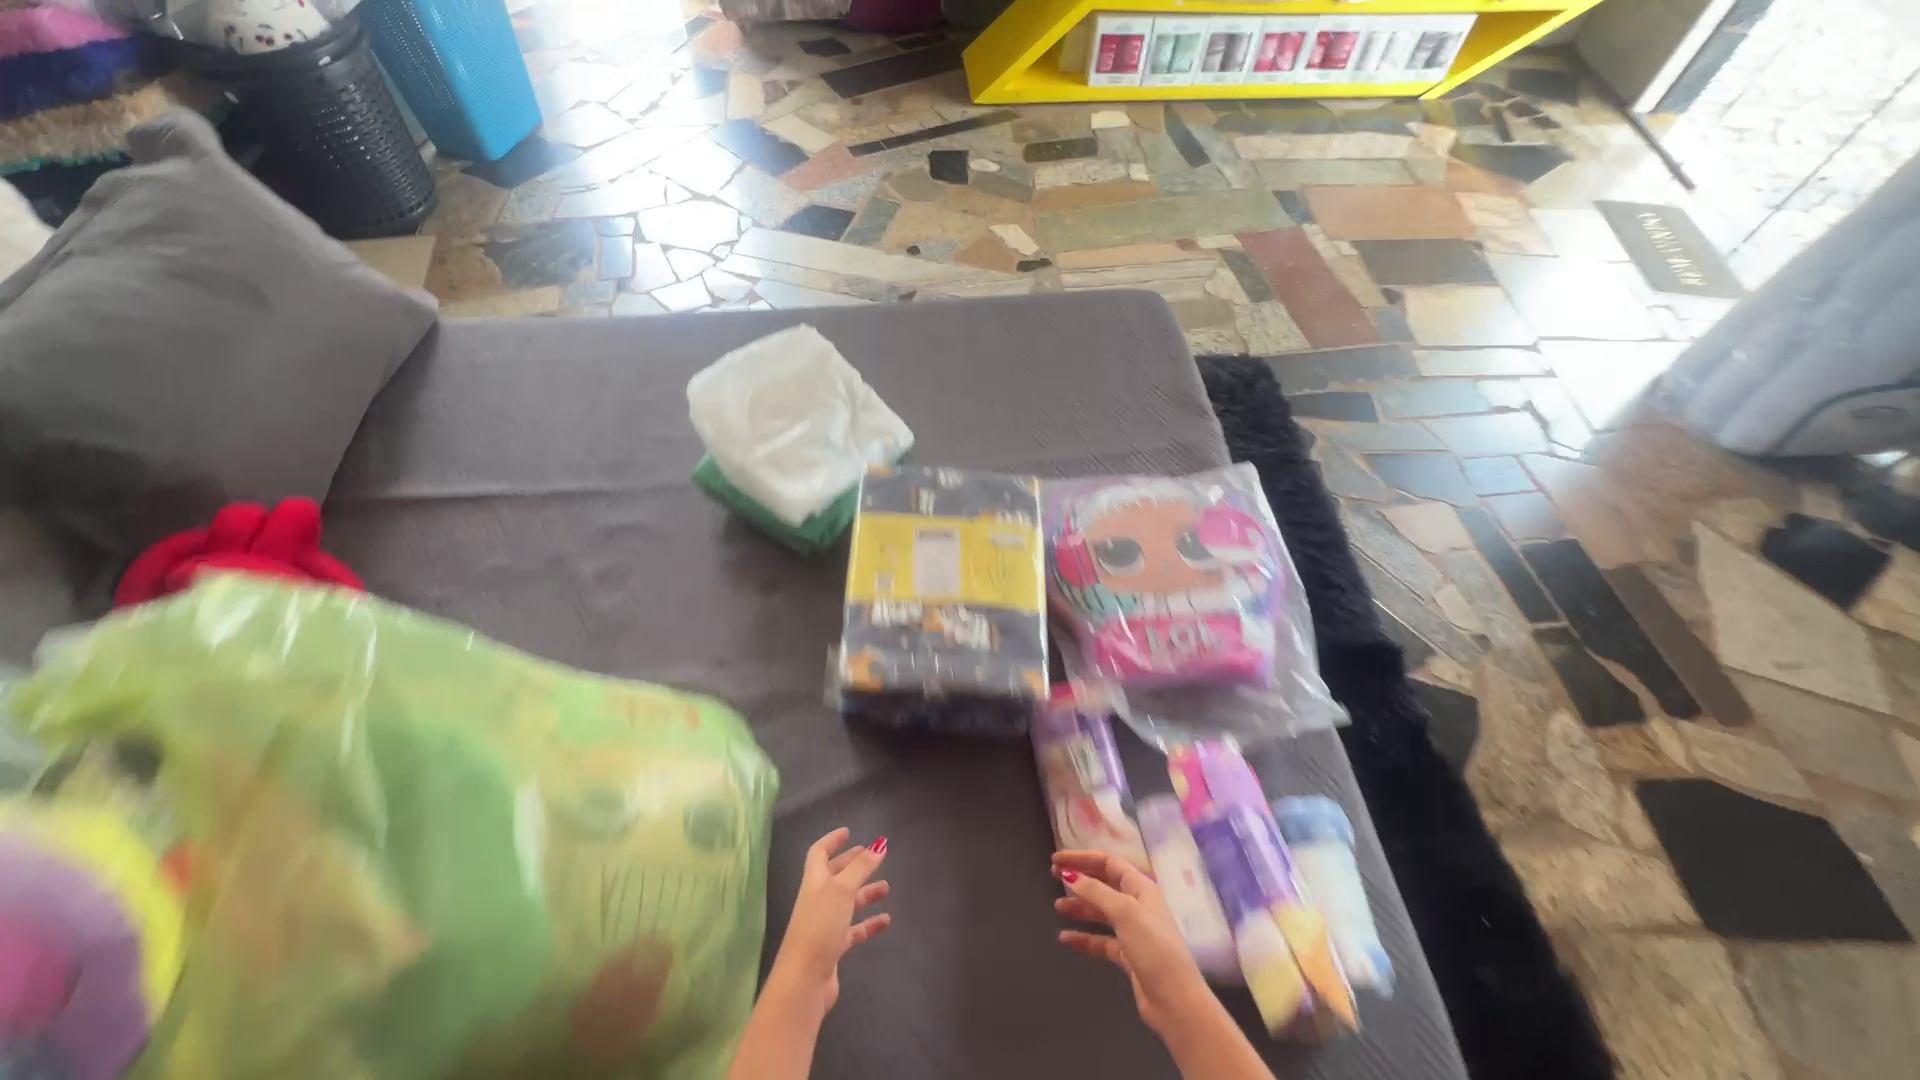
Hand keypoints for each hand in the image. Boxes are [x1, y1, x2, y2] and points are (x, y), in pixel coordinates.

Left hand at [770, 828, 890, 1013]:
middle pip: (834, 876)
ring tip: (886, 887)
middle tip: (871, 856)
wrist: (805, 979)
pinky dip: (869, 923)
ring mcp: (824, 924)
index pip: (819, 853)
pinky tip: (886, 920)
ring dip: (865, 893)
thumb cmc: (820, 926)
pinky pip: (854, 929)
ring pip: (847, 902)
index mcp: (814, 882)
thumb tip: (880, 844)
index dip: (832, 841)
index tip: (848, 832)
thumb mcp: (842, 890)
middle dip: (852, 865)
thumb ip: (861, 867)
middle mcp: (817, 900)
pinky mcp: (833, 947)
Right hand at [1052, 850, 1218, 1038]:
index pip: (1109, 863)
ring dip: (1080, 908)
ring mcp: (1133, 931)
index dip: (1083, 858)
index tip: (1057, 859)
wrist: (1174, 999)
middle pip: (1104, 885)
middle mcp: (1138, 906)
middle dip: (1080, 880)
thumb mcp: (1125, 912)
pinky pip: (1101, 940)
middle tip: (1054, 877)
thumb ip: (1096, 892)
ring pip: (1101, 912)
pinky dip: (1084, 938)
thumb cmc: (1153, 948)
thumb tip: (1069, 875)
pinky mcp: (1128, 955)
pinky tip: (1065, 939)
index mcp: (1142, 889)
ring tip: (1058, 908)